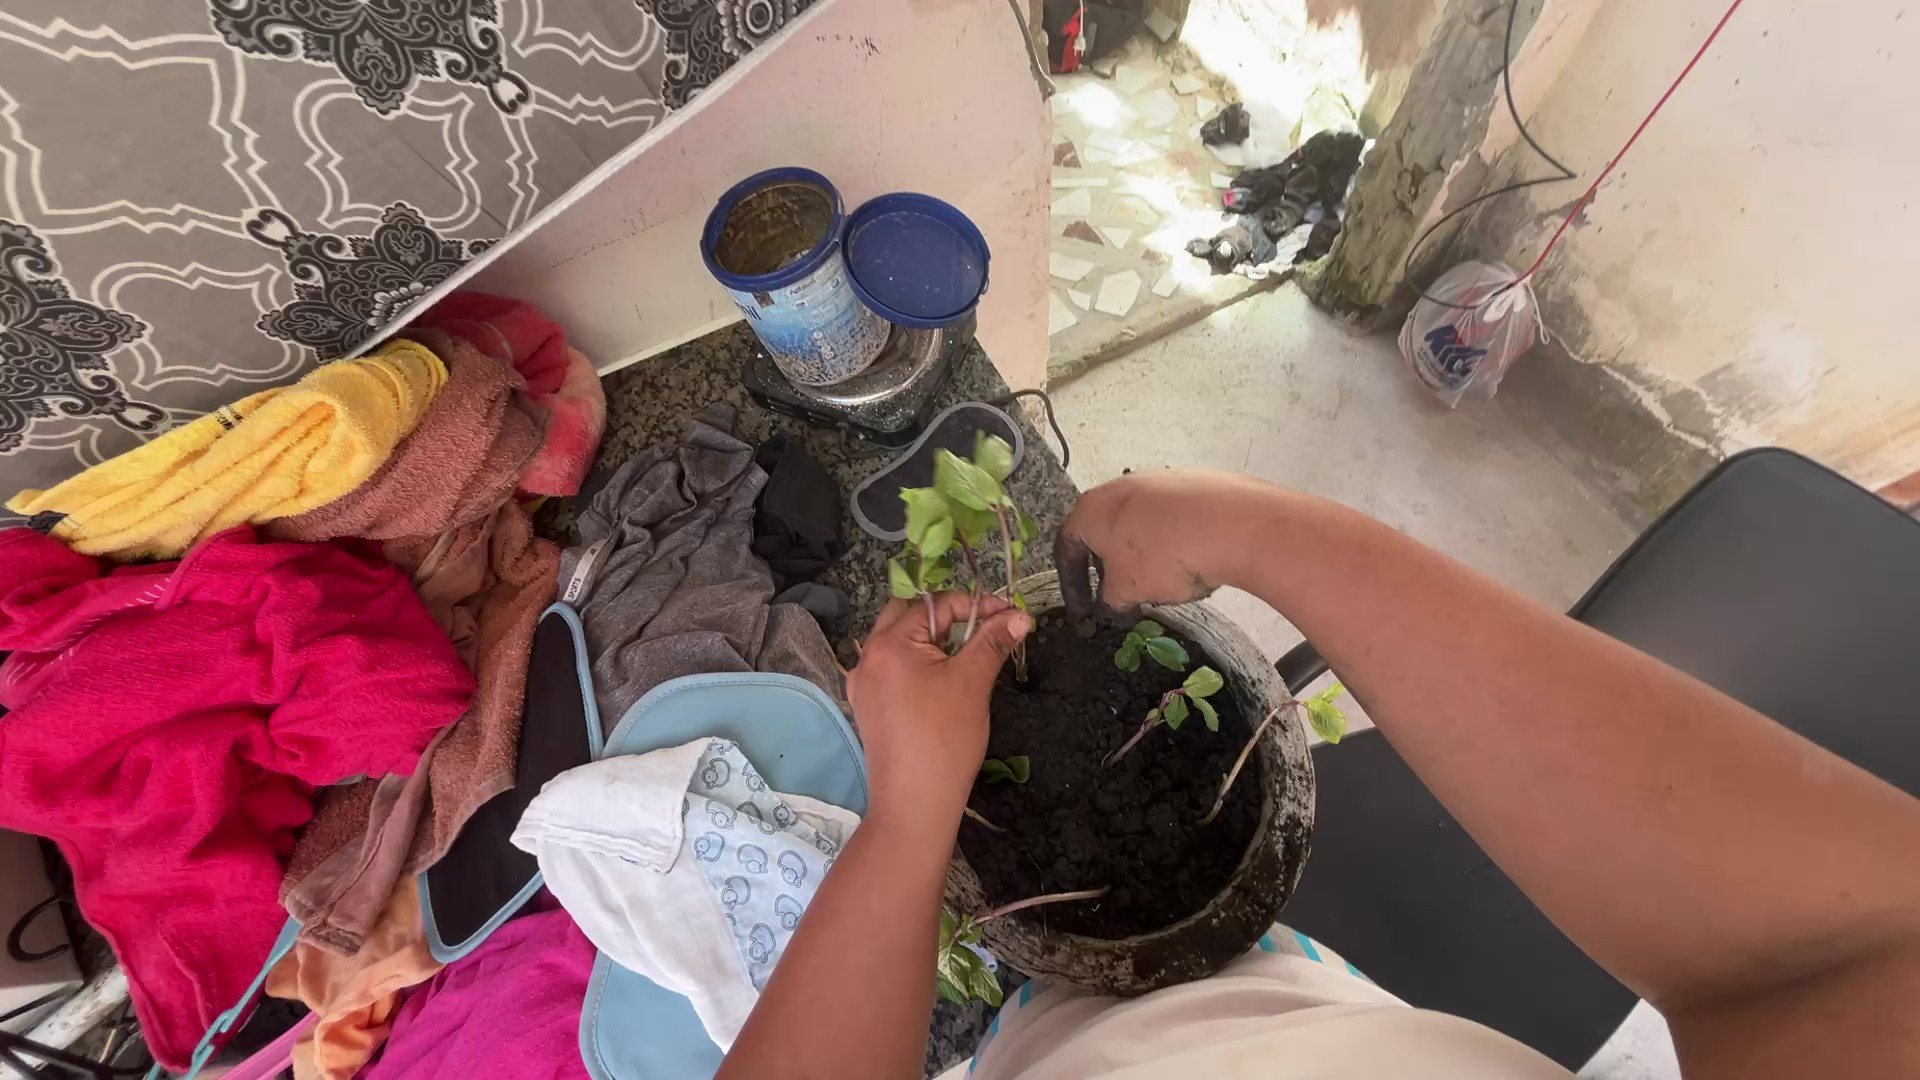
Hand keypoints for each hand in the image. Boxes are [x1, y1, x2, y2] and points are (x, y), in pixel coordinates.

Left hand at [847, 592, 1031, 823]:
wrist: (914, 804)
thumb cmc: (944, 739)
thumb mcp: (973, 683)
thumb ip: (993, 641)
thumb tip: (1020, 615)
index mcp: (890, 644)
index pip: (936, 605)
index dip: (976, 605)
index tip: (1008, 615)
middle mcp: (869, 656)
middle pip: (909, 615)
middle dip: (948, 616)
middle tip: (983, 630)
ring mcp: (864, 683)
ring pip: (899, 641)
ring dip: (932, 638)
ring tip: (966, 654)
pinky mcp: (869, 706)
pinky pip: (892, 667)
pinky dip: (917, 662)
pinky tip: (940, 679)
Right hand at [1056, 470, 1276, 616]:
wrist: (1232, 524)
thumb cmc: (1163, 557)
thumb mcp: (1127, 591)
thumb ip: (1110, 600)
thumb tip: (1113, 604)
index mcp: (1091, 511)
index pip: (1066, 548)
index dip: (1072, 586)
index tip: (1084, 612)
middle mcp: (1118, 488)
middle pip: (1102, 533)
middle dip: (1108, 569)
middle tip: (1121, 598)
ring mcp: (1156, 481)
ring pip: (1137, 524)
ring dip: (1141, 555)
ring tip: (1160, 583)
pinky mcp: (1191, 482)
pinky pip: (1170, 517)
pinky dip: (1171, 541)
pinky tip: (1189, 561)